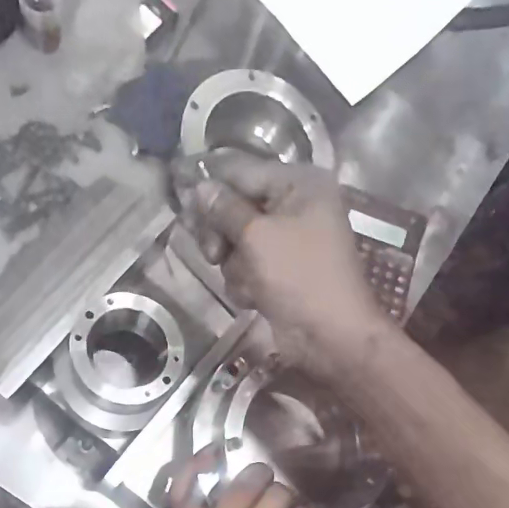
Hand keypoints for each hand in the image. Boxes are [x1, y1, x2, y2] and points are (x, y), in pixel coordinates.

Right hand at [180, 150, 388, 377]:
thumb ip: (224, 209)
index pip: (240, 171)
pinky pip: (246, 266)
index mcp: (299, 183)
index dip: (209, 185)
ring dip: (234, 264)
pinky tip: (255, 297)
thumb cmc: (299, 277)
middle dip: (221, 234)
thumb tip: (199, 187)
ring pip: (235, 241)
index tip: (179, 198)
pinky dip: (245, 282)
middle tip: (214, 254)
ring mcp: (287, 241)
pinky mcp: (279, 271)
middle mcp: (294, 205)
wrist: (330, 336)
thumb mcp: (257, 236)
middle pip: (234, 206)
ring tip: (248, 282)